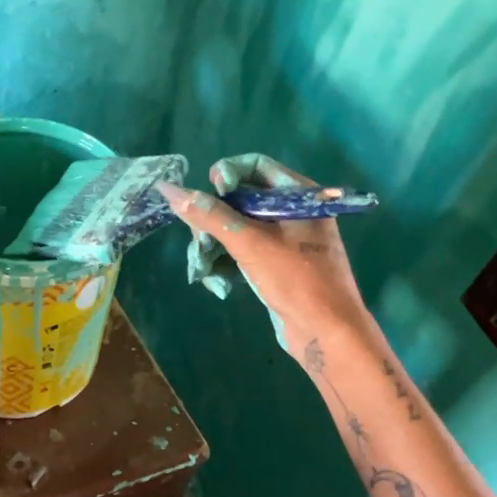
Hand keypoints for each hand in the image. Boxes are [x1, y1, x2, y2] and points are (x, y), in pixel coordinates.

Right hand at [159, 153, 370, 359]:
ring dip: (212, 250)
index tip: (203, 201)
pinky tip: (219, 286)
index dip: (224, 178)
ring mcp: (282, 239)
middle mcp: (290, 211)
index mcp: (297, 195)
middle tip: (199, 248)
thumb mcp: (249, 243)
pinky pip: (241, 253)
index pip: (254, 166)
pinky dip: (225, 266)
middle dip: (211, 226)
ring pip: (233, 231)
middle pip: (237, 202)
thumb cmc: (295, 280)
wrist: (325, 331)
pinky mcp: (274, 264)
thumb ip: (210, 215)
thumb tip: (171, 190)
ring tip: (203, 273)